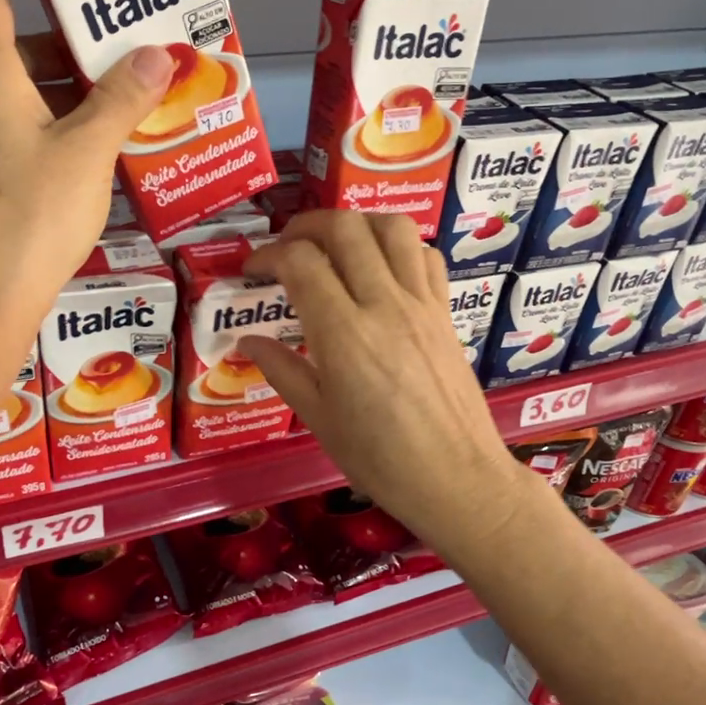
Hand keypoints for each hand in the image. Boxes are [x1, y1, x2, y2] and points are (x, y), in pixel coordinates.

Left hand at [0, 0, 174, 331]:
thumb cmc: (32, 217)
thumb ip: (121, 99)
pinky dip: (63, 119)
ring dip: (73, 81)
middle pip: (13, 39)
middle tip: (123, 34)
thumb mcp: (87, 152)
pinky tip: (107, 142)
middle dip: (69, 30)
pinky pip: (26, 126)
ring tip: (130, 89)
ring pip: (24, 88)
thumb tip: (154, 56)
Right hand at [237, 210, 541, 549]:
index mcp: (343, 335)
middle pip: (344, 229)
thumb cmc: (380, 460)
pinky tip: (382, 270)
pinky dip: (399, 247)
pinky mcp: (446, 313)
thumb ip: (282, 370)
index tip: (253, 271)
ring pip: (391, 229)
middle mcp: (383, 305)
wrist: (457, 480)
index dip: (268, 255)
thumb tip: (248, 341)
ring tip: (335, 246)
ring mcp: (421, 305)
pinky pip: (426, 256)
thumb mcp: (319, 420)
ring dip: (356, 224)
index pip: (300, 262)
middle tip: (288, 247)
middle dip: (306, 226)